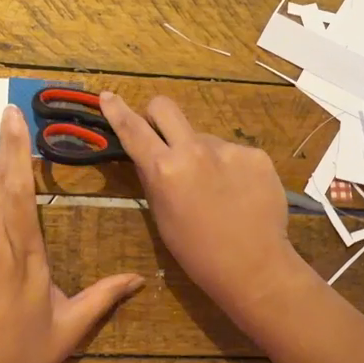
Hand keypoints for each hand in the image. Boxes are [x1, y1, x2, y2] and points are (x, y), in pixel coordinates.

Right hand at [100, 92, 308, 314]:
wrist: (255, 267)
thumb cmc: (197, 252)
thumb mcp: (162, 217)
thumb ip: (153, 179)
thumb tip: (147, 155)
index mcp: (164, 169)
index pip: (133, 129)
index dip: (117, 110)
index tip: (108, 95)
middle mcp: (193, 150)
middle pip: (165, 107)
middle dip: (157, 115)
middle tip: (163, 136)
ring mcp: (228, 149)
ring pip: (203, 137)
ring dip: (202, 154)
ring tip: (217, 190)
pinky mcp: (255, 155)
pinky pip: (233, 153)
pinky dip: (231, 168)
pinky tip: (241, 194)